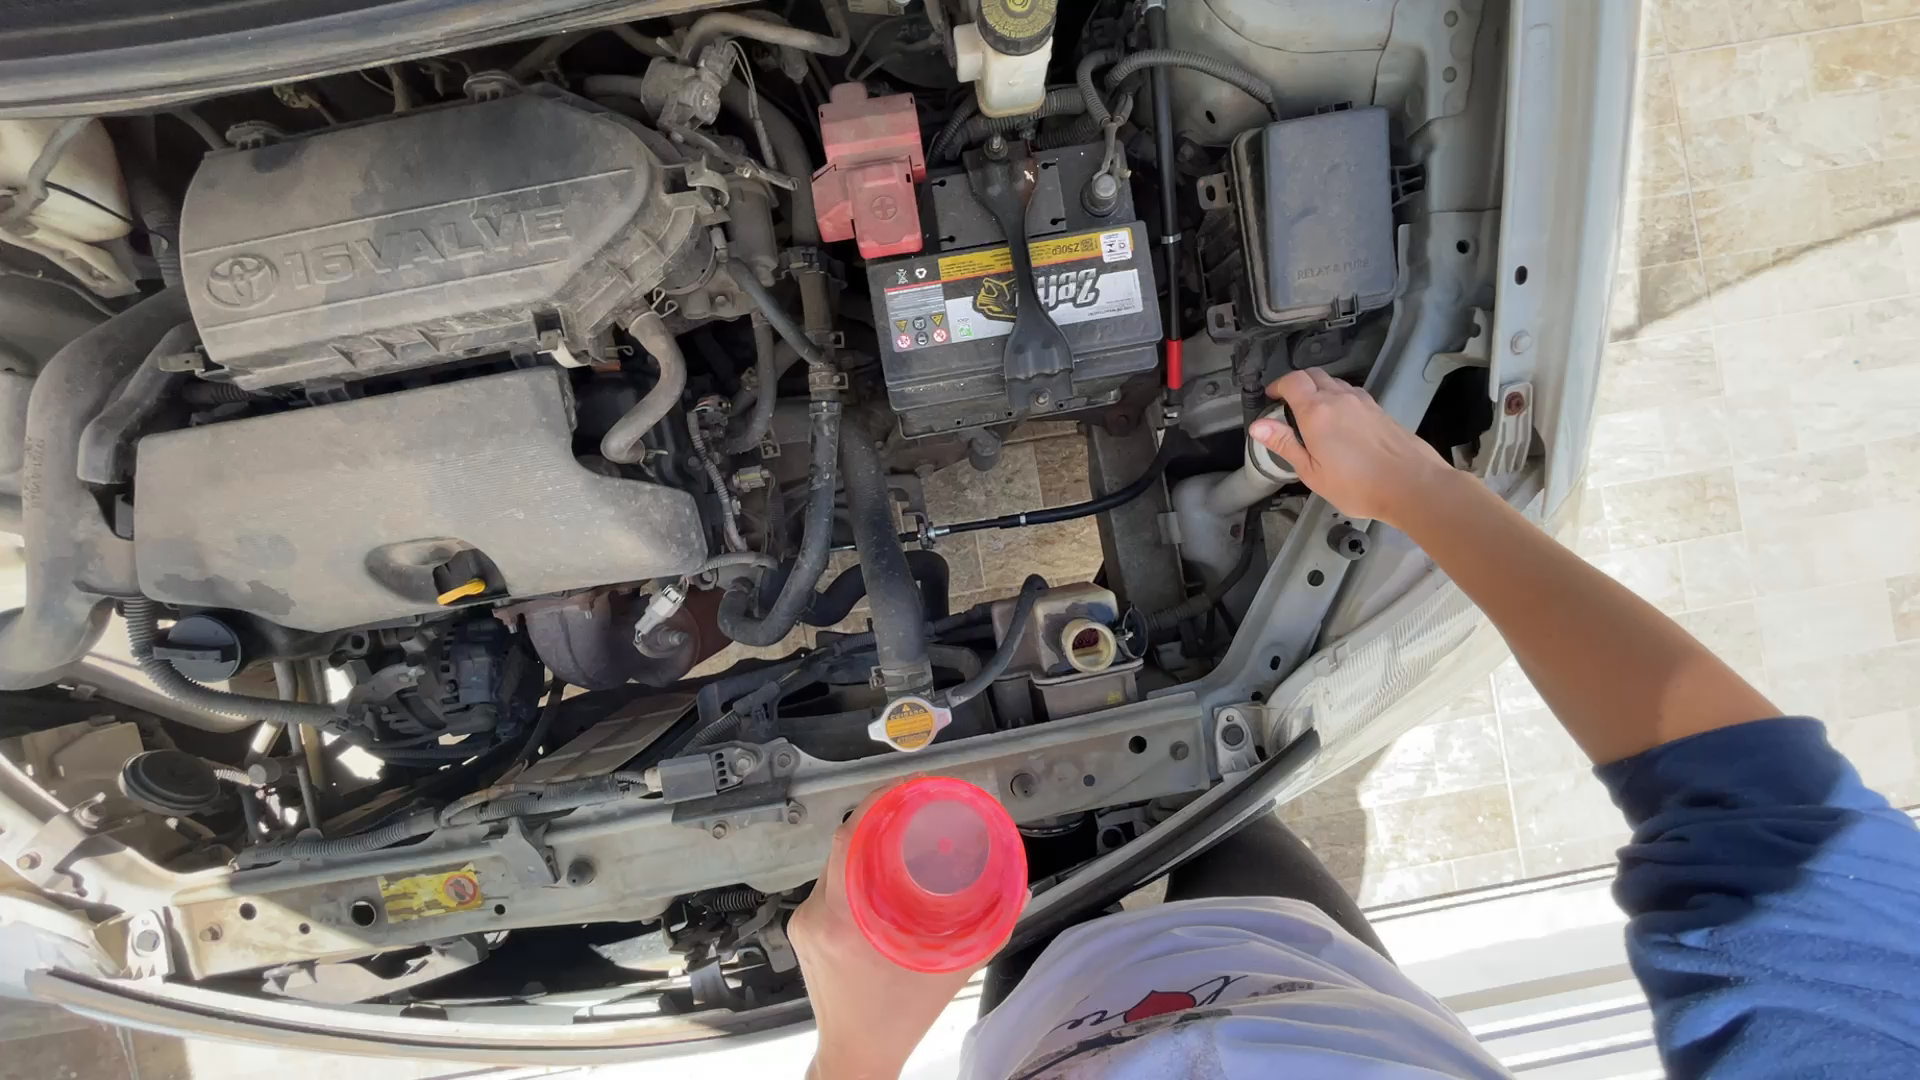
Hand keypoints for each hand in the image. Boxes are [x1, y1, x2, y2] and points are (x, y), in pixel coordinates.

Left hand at [789, 783, 983, 1078]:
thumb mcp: (951, 971)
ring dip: (864, 841)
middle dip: (876, 817)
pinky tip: (878, 864)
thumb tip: (1019, 891)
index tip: (905, 788)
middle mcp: (816, 913)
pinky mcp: (804, 927)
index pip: (848, 839)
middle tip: (912, 805)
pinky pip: (828, 881)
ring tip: (900, 830)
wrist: (855, 1058)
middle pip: (841, 843)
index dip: (875, 804)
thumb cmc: (900, 1018)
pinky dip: (853, 865)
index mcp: (842, 919)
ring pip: (834, 860)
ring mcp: (805, 920)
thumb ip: (988, 930)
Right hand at [1247, 368, 1456, 527]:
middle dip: (1296, 383)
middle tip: (1286, 403)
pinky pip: (1351, 394)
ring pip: (1334, 382)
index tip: (1271, 397)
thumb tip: (1258, 426)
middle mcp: (1340, 399)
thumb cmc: (1357, 485)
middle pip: (1314, 375)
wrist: (1411, 485)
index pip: (1293, 381)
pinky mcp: (1379, 410)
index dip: (1278, 385)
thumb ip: (1284, 444)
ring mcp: (1363, 402)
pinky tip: (1338, 421)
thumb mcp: (1311, 471)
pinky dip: (1337, 398)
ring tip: (1311, 413)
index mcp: (1317, 412)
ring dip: (1318, 389)